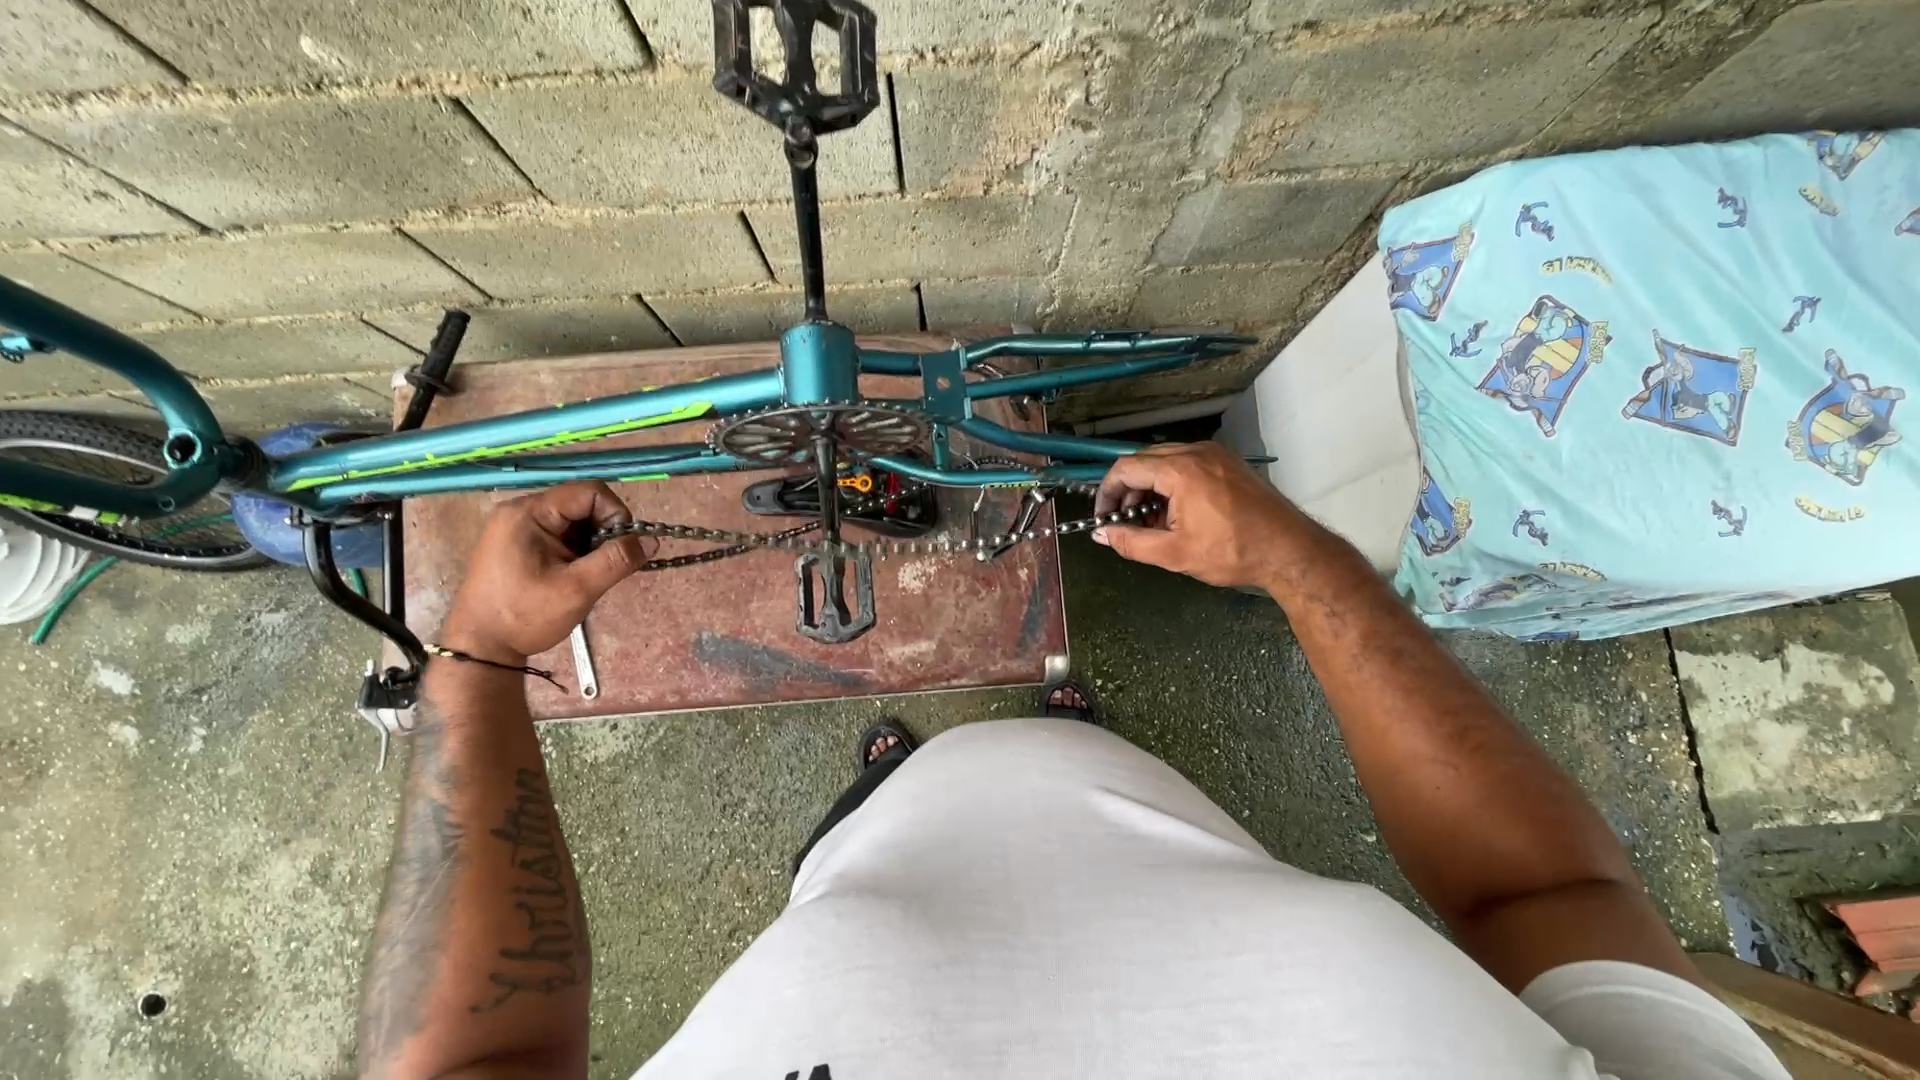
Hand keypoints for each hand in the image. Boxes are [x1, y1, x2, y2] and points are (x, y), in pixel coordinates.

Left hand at [438, 481, 654, 663]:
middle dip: (604, 532)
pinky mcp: (518, 542)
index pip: (591, 492)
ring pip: (574, 520)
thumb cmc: (525, 615)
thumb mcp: (578, 589)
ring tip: (587, 574)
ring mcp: (517, 526)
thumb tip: (652, 541)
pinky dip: (576, 550)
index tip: (621, 548)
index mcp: (530, 513)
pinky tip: (573, 574)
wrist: (480, 646)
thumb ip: (617, 561)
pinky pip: (560, 533)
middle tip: (604, 566)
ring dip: (591, 543)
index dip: (616, 515)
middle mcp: (521, 511)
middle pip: (582, 504)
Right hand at [1092, 442, 1320, 588]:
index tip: (1104, 517)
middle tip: (1127, 521)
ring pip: (1165, 461)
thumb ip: (1131, 541)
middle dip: (1128, 490)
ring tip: (1152, 521)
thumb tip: (1101, 534)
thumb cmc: (1232, 552)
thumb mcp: (1174, 553)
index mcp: (1180, 470)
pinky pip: (1187, 463)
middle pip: (1144, 461)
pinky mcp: (1228, 463)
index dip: (1107, 492)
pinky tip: (1177, 512)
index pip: (1125, 468)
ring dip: (1150, 487)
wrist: (1289, 550)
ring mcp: (1215, 455)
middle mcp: (1196, 452)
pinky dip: (1172, 483)